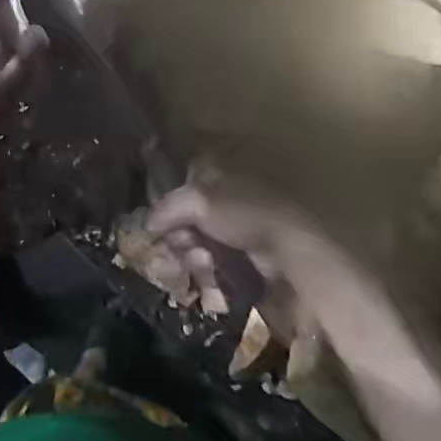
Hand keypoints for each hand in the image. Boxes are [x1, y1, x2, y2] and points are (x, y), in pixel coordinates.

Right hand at [146, 164, 320, 281]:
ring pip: (191, 240)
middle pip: (180, 214)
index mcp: (215, 169)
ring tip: (206, 260)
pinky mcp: (239, 252)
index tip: (159, 219)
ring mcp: (231, 224)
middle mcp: (221, 193)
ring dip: (191, 253)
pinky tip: (214, 271)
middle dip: (178, 233)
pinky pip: (208, 259)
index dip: (164, 199)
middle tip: (186, 242)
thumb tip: (148, 223)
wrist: (291, 253)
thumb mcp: (198, 200)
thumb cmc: (244, 213)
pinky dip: (206, 268)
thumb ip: (166, 207)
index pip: (176, 178)